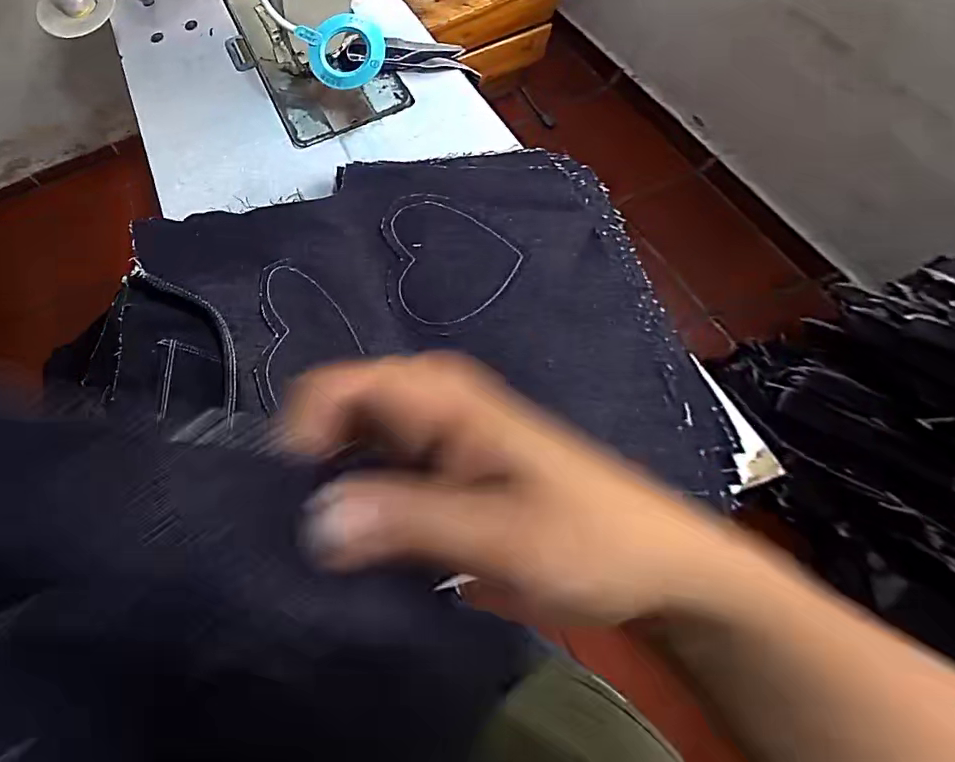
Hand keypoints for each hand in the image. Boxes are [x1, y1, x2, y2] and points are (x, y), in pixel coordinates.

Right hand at [283, 353, 753, 625]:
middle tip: (304, 533)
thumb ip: (406, 521)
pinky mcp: (436, 464)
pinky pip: (371, 466)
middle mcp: (424, 397)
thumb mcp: (500, 535)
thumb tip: (312, 519)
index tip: (294, 501)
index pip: (334, 387)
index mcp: (437, 392)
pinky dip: (354, 497)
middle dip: (308, 463)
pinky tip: (355, 544)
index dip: (299, 433)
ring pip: (348, 440)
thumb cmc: (590, 539)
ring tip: (322, 545)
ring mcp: (430, 429)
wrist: (659, 567)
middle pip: (333, 411)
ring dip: (328, 484)